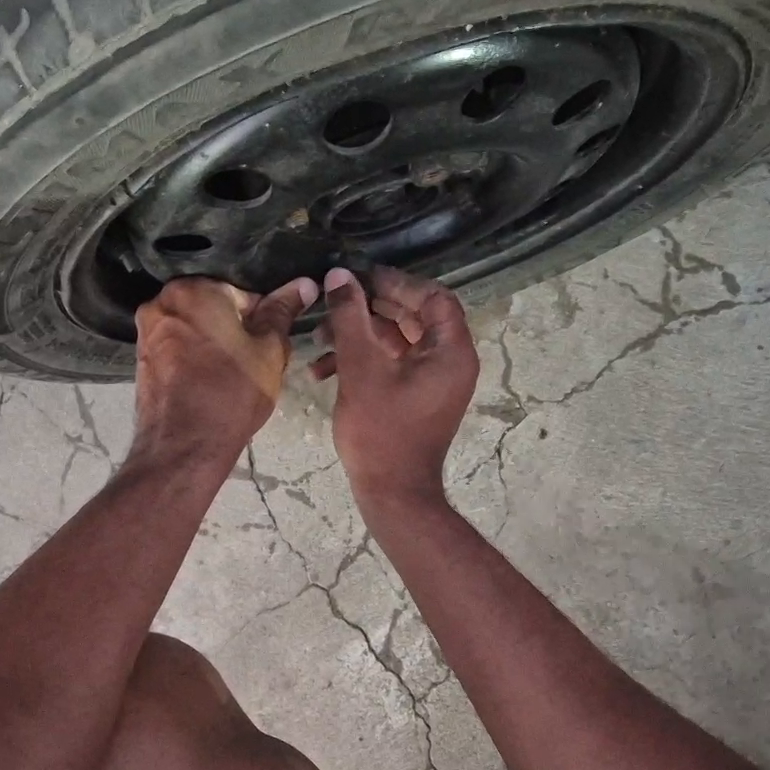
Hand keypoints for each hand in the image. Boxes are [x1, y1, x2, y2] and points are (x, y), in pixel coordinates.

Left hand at [131, 276, 318, 468]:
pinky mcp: (141, 359)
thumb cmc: (232, 393)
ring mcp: (146, 332)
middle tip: (255, 360)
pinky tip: (210, 383)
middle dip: (236, 328)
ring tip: (234, 375)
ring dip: (216, 344)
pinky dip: (195, 359)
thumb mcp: (269, 351)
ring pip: (195, 328)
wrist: (184, 447)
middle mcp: (161, 302)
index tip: (269, 344)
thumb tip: (304, 284)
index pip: (241, 291)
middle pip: (214, 307)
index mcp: (193, 289)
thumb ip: (283, 312)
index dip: (262, 318)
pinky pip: (178, 348)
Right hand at [313, 267, 478, 504]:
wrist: (392, 493)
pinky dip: (362, 361)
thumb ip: (350, 318)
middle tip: (334, 302)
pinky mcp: (415, 397)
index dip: (396, 283)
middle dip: (368, 309)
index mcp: (451, 352)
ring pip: (396, 341)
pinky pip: (392, 365)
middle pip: (412, 316)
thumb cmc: (381, 430)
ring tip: (318, 339)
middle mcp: (449, 362)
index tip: (359, 278)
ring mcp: (432, 381)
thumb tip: (339, 276)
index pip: (433, 298)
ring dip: (358, 336)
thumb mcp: (361, 368)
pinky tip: (323, 370)